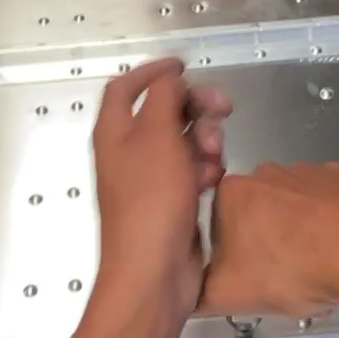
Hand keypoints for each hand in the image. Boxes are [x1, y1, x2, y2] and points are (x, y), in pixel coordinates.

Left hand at [90, 59, 231, 322]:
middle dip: (195, 107)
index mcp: (114, 132)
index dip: (153, 71)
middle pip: (164, 111)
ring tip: (213, 156)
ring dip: (204, 141)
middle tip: (224, 107)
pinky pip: (192, 171)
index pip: (127, 87)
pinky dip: (204, 169)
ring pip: (183, 141)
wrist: (154, 271)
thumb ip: (164, 96)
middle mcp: (129, 152)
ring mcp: (150, 179)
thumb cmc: (150, 200)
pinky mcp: (171, 201)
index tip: (183, 65)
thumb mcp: (157, 135)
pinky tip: (212, 181)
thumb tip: (169, 76)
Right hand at [200, 162, 338, 318]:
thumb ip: (195, 293)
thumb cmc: (289, 270)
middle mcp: (265, 171)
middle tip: (277, 276)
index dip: (227, 252)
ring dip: (296, 231)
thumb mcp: (226, 296)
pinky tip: (338, 251)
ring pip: (292, 207)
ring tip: (313, 267)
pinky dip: (329, 223)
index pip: (215, 221)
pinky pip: (327, 203)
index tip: (244, 274)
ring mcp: (306, 171)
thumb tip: (184, 293)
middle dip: (262, 241)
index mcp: (230, 192)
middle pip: (254, 212)